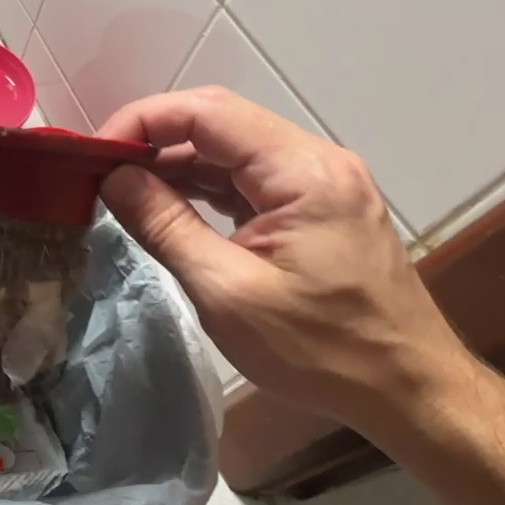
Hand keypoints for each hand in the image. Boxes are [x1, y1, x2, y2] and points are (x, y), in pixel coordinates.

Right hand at [96, 87, 468, 428]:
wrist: (409, 392)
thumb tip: (112, 178)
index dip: (142, 121)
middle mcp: (315, 161)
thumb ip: (164, 225)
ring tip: (120, 189)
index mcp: (302, 173)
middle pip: (217, 121)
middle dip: (151, 138)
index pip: (207, 112)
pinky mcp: (312, 205)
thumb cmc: (320, 350)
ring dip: (171, 162)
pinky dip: (198, 183)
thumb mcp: (226, 291)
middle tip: (99, 172)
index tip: (95, 155)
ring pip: (228, 147)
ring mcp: (317, 182)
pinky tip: (164, 205)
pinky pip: (243, 176)